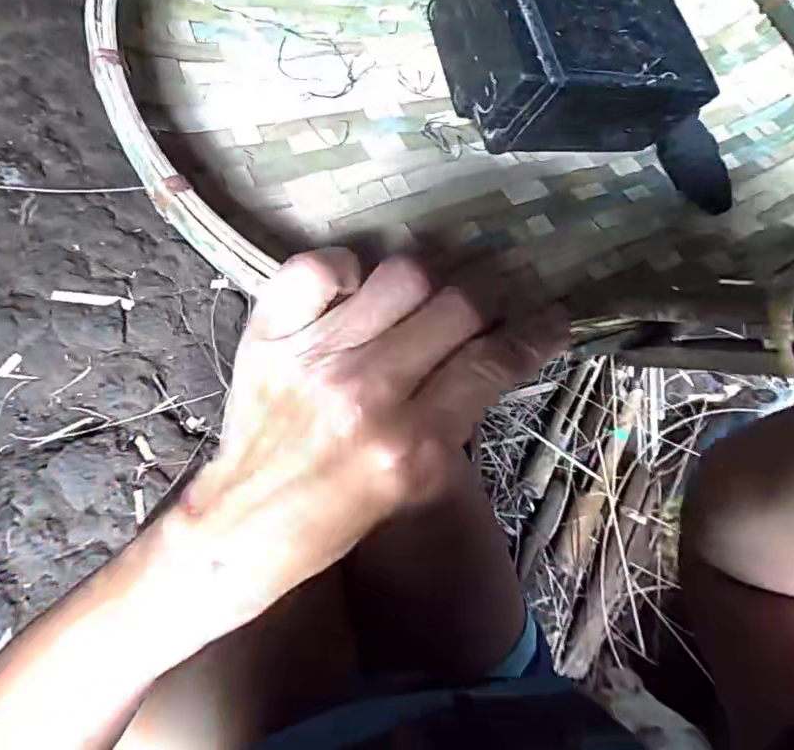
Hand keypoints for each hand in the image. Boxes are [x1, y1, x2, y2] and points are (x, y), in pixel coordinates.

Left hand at [150, 249, 566, 634]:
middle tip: (491, 301)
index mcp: (410, 445)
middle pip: (459, 305)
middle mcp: (366, 393)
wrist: (240, 526)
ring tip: (425, 297)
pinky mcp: (270, 336)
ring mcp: (315, 357)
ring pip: (405, 275)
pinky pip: (320, 266)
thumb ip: (461, 413)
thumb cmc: (338, 512)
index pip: (492, 362)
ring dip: (429, 280)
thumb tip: (499, 345)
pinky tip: (358, 288)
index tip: (554, 318)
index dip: (536, 332)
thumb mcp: (419, 479)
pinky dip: (348, 267)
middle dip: (491, 296)